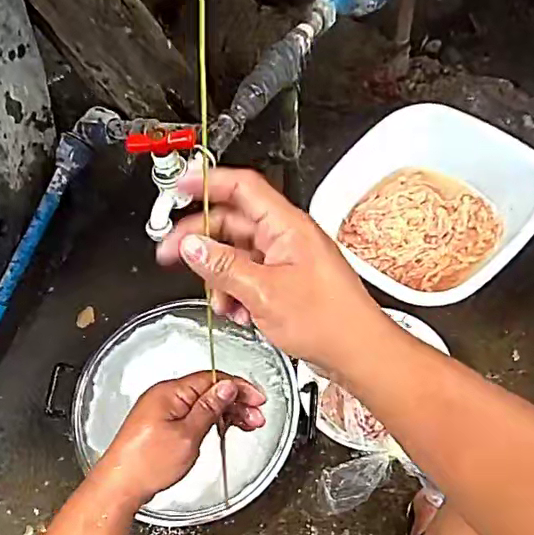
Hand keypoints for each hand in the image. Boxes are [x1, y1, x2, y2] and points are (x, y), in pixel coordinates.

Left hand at [89, 371, 266, 503]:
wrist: (120, 486)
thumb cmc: (146, 464)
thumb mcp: (187, 436)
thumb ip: (209, 409)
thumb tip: (227, 387)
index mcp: (169, 392)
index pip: (212, 378)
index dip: (238, 387)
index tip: (257, 399)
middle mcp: (164, 397)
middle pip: (208, 390)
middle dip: (236, 402)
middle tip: (256, 417)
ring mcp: (162, 411)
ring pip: (202, 403)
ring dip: (226, 413)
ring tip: (246, 425)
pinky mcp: (161, 425)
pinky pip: (192, 415)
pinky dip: (211, 421)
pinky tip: (223, 429)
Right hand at [153, 167, 389, 369]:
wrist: (358, 352)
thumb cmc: (330, 321)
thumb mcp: (264, 292)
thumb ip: (223, 266)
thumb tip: (192, 246)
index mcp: (286, 226)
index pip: (241, 188)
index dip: (208, 182)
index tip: (180, 186)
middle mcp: (285, 238)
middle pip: (231, 224)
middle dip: (202, 241)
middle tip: (175, 253)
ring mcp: (285, 260)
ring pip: (236, 255)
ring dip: (220, 277)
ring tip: (220, 298)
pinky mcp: (284, 283)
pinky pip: (248, 277)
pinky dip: (235, 292)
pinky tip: (238, 311)